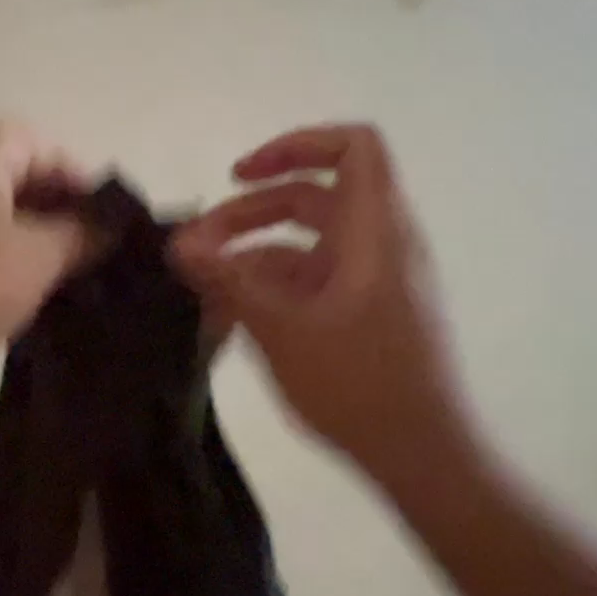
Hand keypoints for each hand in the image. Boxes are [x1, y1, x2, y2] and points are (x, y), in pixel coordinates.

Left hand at [0, 119, 89, 360]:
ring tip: (48, 272)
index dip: (82, 190)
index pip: (48, 151)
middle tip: (81, 253)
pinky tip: (2, 282)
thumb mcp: (40, 258)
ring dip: (19, 230)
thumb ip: (82, 234)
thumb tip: (106, 226)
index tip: (106, 229)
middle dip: (50, 210)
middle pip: (13, 172)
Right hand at [170, 124, 477, 483]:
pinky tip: (226, 321)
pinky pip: (307, 283)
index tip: (237, 176)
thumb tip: (178, 244)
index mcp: (373, 233)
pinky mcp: (358, 313)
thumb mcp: (283, 330)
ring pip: (302, 245)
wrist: (418, 450)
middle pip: (311, 198)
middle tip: (193, 248)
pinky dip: (267, 290)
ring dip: (249, 257)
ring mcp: (368, 281)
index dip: (295, 145)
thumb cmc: (357, 384)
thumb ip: (230, 281)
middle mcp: (376, 245)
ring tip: (199, 290)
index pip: (353, 148)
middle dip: (246, 214)